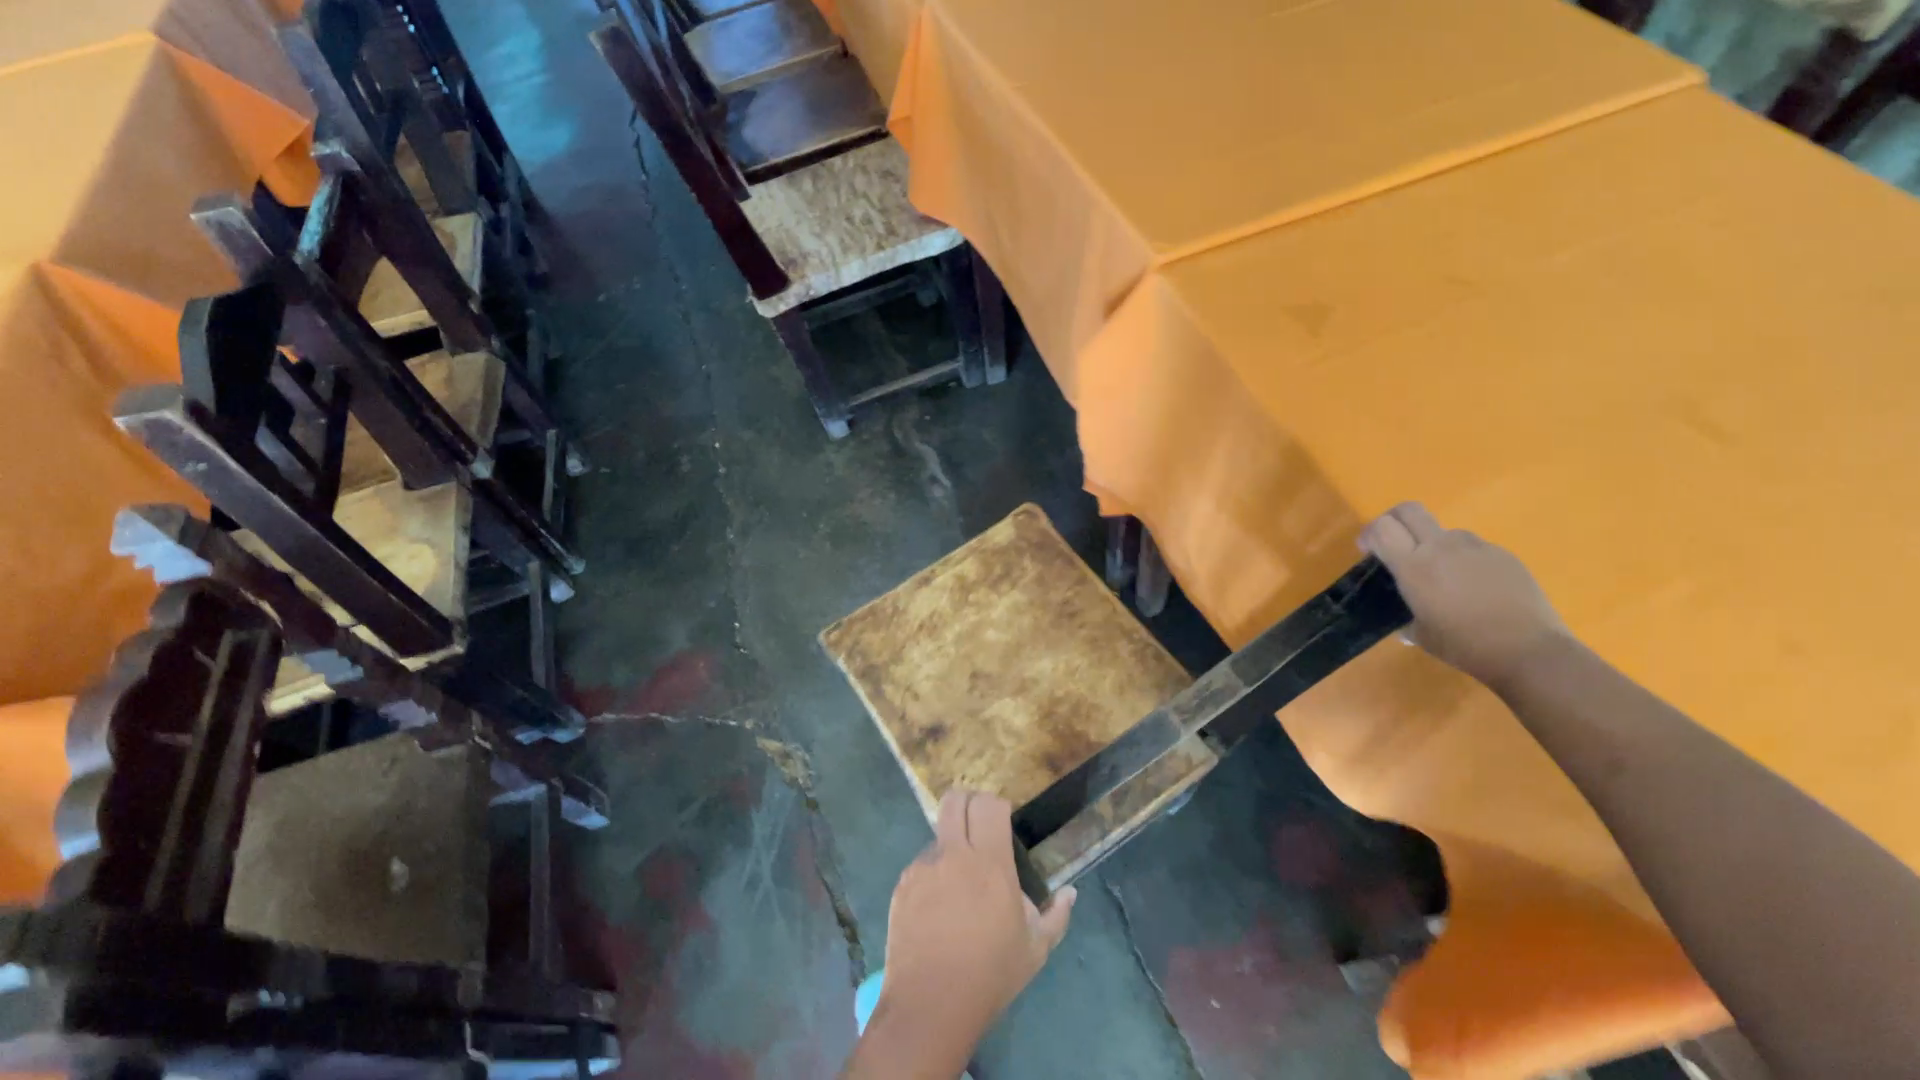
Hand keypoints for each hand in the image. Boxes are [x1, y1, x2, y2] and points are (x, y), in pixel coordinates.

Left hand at [877, 791, 1076, 1055]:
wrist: (931, 1003)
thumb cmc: (991, 974)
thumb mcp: (1036, 949)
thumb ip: (1056, 915)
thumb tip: (1070, 893)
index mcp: (990, 863)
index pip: (989, 805)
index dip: (997, 804)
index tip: (1003, 819)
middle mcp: (953, 856)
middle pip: (954, 801)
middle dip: (967, 802)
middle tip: (979, 824)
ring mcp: (922, 869)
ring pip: (937, 837)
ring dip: (950, 846)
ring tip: (960, 883)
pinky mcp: (901, 887)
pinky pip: (921, 867)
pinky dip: (932, 875)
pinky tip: (939, 908)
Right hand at [1359, 502, 1571, 686]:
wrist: (1527, 649)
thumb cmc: (1465, 645)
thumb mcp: (1421, 634)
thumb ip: (1406, 615)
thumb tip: (1406, 616)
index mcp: (1414, 566)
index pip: (1382, 528)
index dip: (1369, 534)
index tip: (1369, 552)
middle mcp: (1442, 547)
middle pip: (1409, 510)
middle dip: (1394, 520)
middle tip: (1393, 543)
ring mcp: (1475, 547)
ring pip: (1444, 531)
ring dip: (1433, 544)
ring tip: (1442, 576)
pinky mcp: (1502, 554)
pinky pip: (1473, 547)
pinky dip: (1463, 560)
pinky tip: (1475, 589)